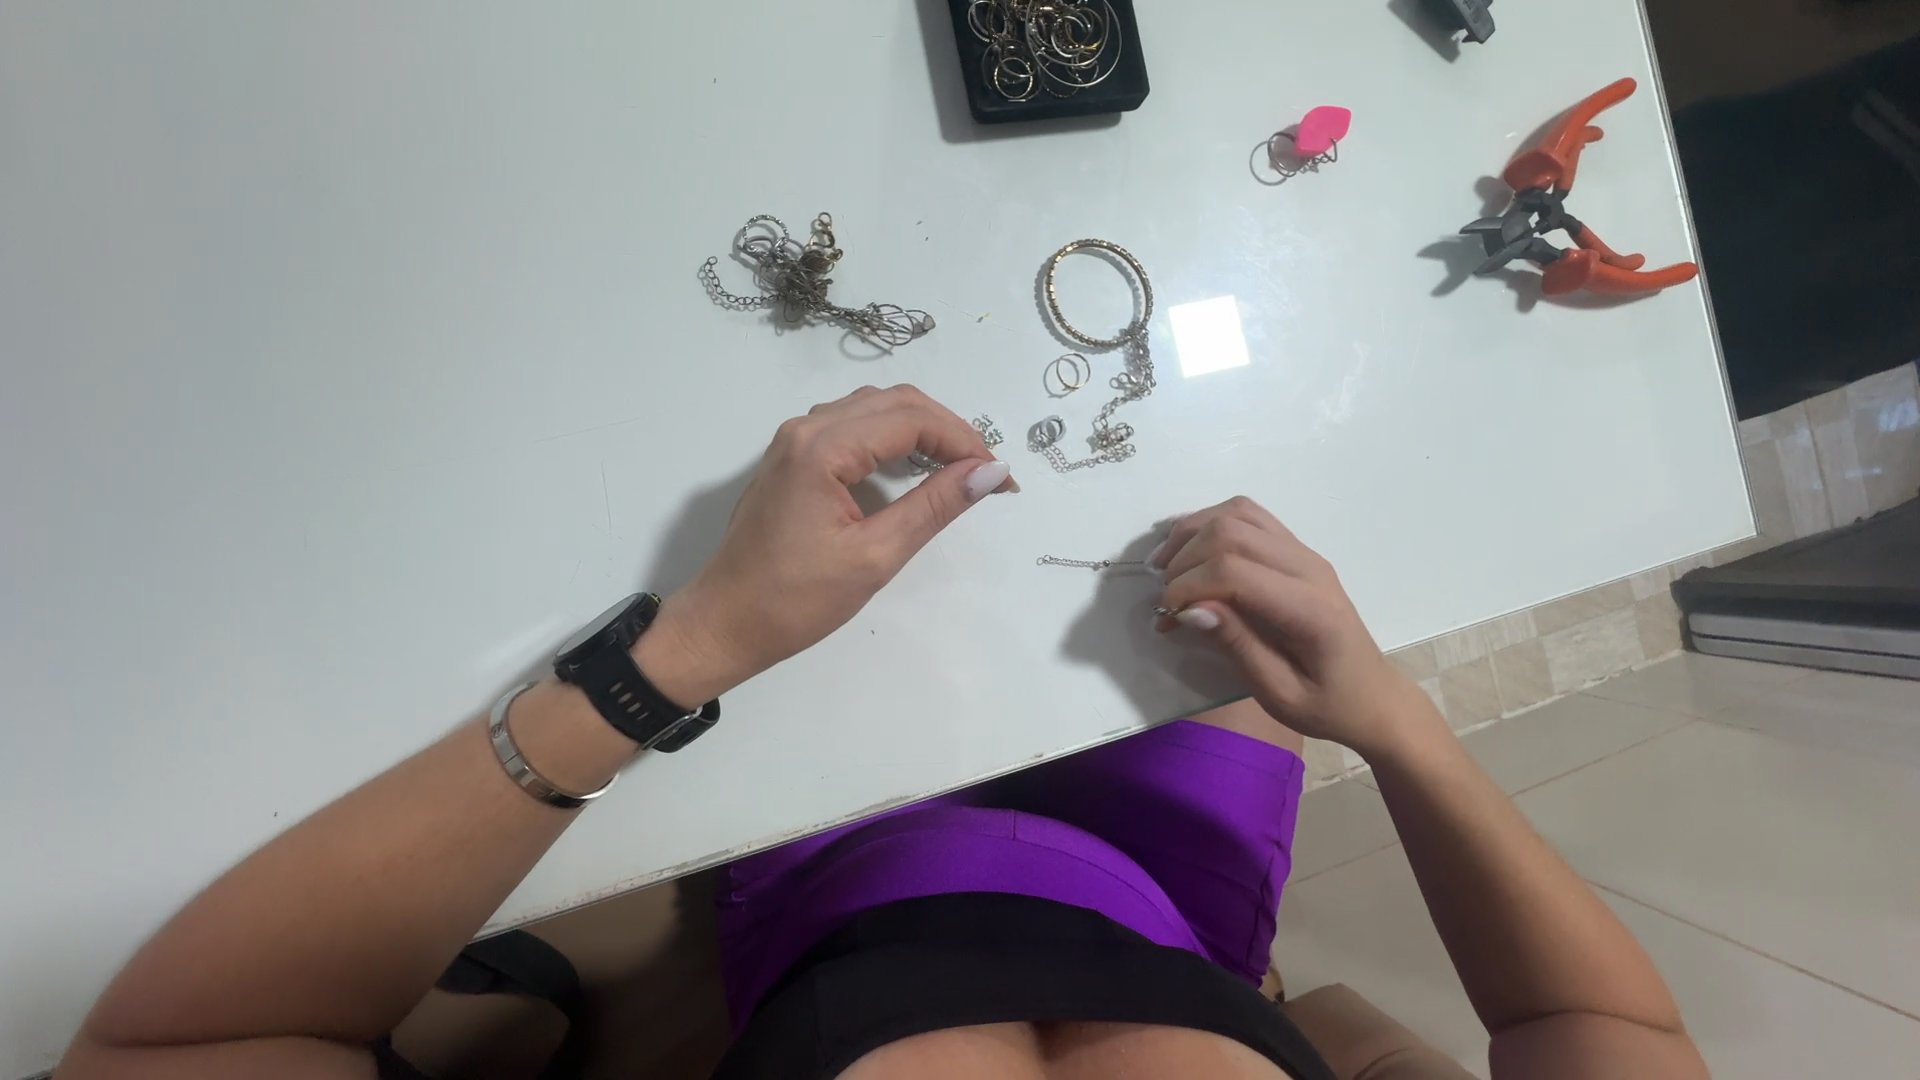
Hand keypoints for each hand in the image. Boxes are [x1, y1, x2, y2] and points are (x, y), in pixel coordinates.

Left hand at [634, 385, 1012, 706]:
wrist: (725, 624)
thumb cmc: (795, 600)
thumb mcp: (875, 556)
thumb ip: (935, 506)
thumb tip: (992, 473)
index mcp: (822, 448)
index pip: (911, 419)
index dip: (964, 441)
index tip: (1001, 478)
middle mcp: (805, 429)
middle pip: (894, 402)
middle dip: (948, 430)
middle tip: (986, 472)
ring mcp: (794, 441)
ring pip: (873, 409)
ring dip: (921, 429)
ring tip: (958, 468)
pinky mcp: (792, 459)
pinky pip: (852, 427)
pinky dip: (892, 438)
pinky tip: (913, 466)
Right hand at [1150, 496, 1436, 757]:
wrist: (1373, 697)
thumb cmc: (1327, 705)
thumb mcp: (1279, 694)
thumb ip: (1237, 646)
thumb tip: (1190, 609)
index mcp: (1309, 609)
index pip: (1234, 570)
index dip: (1188, 586)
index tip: (1166, 616)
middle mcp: (1309, 567)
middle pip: (1230, 532)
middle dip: (1183, 558)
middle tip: (1163, 596)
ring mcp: (1304, 552)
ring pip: (1237, 513)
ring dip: (1192, 533)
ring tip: (1166, 567)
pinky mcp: (1296, 549)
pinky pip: (1248, 515)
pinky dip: (1210, 523)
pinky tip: (1190, 549)